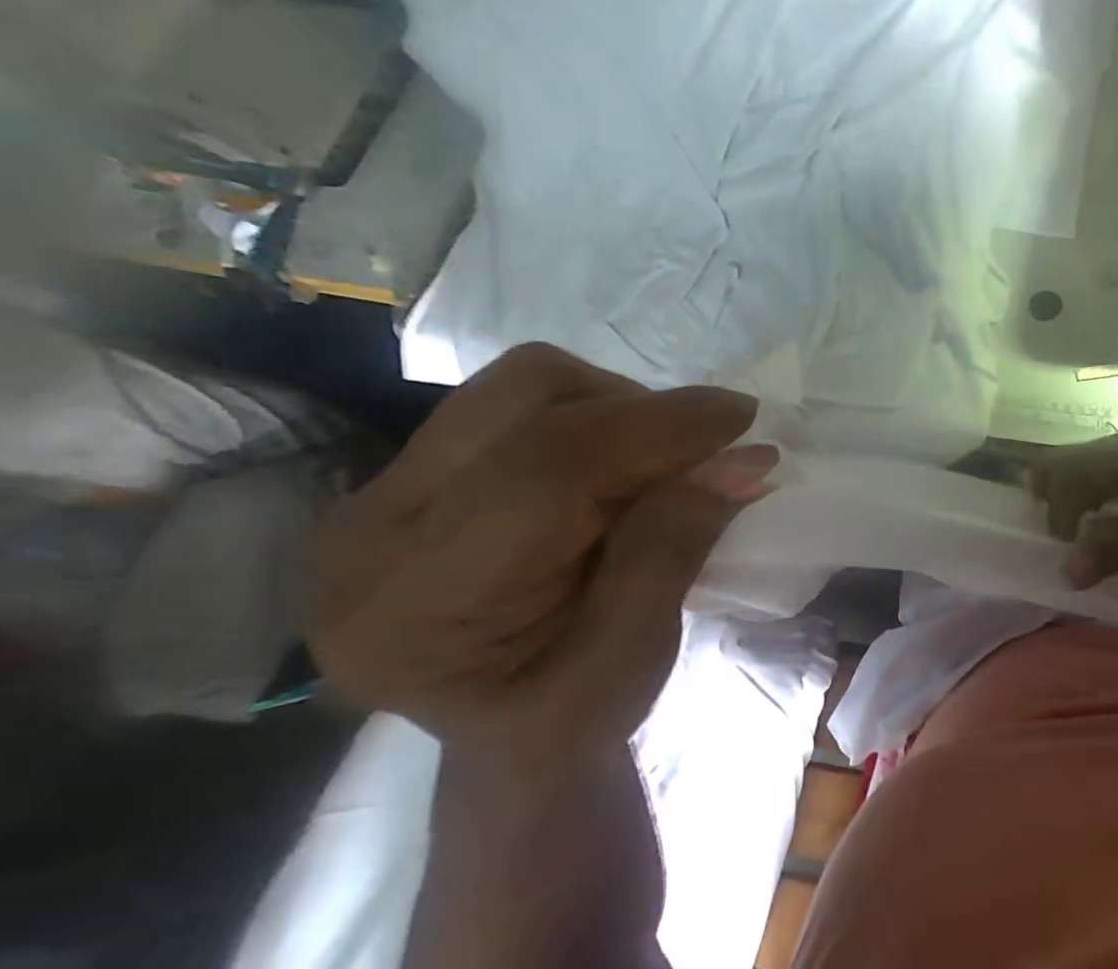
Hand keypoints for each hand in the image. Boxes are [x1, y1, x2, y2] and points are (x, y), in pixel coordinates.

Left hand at [311, 343, 772, 771]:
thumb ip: (671, 553)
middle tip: (704, 456)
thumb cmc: (567, 723)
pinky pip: (518, 401)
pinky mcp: (413, 468)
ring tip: (658, 465)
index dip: (657, 429)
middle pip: (526, 398)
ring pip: (524, 384)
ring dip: (616, 407)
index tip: (744, 421)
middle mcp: (373, 526)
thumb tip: (735, 460)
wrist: (503, 735)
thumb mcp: (630, 662)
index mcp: (413, 603)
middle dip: (639, 412)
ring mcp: (382, 488)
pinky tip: (616, 466)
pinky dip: (592, 415)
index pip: (545, 468)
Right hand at [1032, 421, 1117, 587]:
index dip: (1058, 506)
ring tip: (1083, 537)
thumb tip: (1066, 575)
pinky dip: (1095, 504)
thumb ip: (1112, 548)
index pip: (1070, 466)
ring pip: (1085, 472)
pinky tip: (1104, 527)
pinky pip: (1104, 480)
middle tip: (1067, 540)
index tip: (1065, 545)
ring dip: (1076, 504)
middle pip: (1072, 463)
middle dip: (1061, 502)